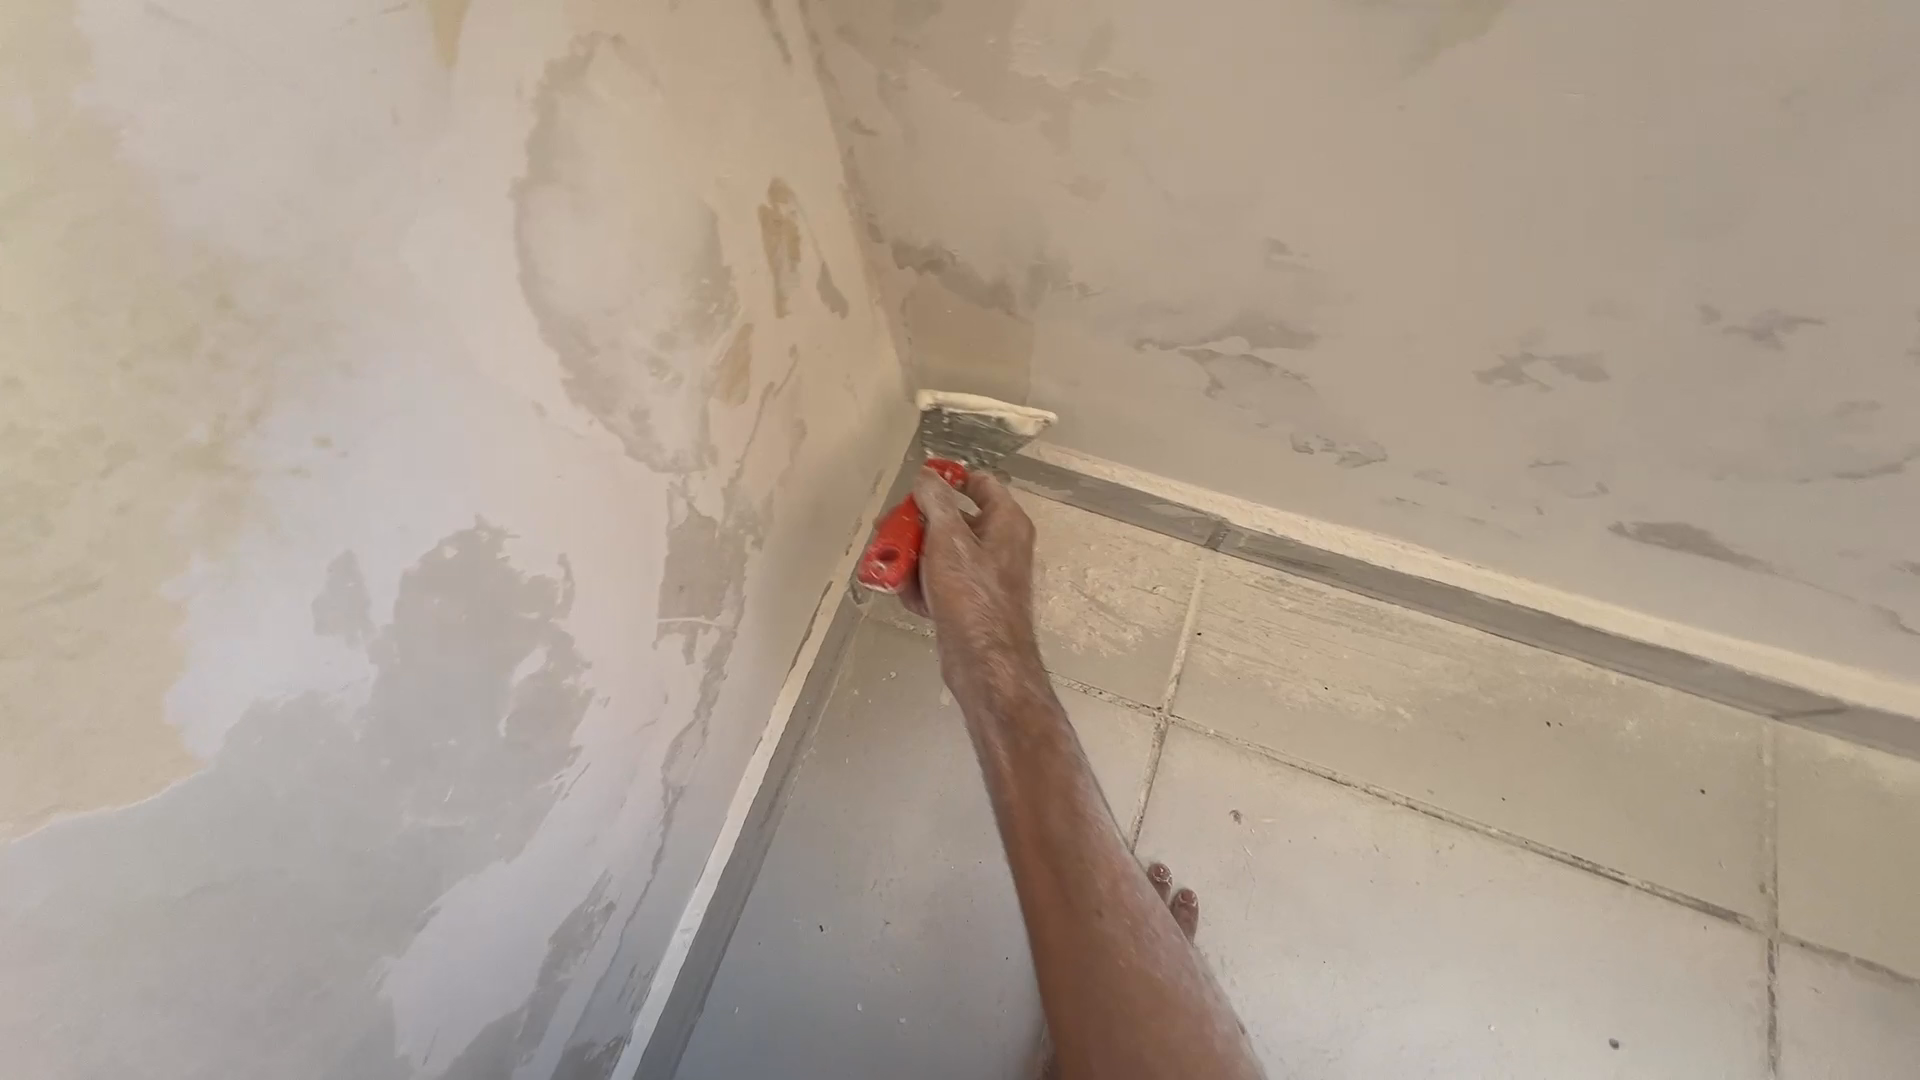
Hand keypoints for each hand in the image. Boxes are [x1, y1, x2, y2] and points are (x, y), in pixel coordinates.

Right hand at [899, 466, 1048, 714]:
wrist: (984, 662)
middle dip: (914, 527)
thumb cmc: (971, 595)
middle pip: (950, 519)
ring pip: (938, 552)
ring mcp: (981, 575)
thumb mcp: (949, 538)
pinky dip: (921, 588)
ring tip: (894, 573)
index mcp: (1005, 522)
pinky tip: (910, 599)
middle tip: (886, 532)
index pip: (980, 483)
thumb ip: (935, 501)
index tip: (917, 484)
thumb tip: (927, 476)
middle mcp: (997, 544)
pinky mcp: (966, 602)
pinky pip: (938, 582)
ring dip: (912, 560)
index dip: (949, 478)